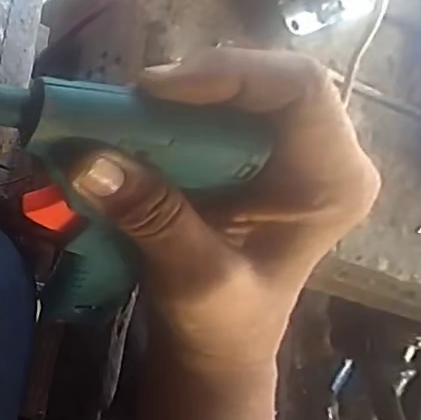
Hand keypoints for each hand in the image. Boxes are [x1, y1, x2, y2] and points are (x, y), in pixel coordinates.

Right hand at [68, 48, 377, 391]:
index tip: (152, 90)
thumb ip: (152, 216)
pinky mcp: (251, 156)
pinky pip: (214, 110)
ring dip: (177, 96)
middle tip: (130, 103)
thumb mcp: (193, 276)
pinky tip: (138, 128)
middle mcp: (319, 153)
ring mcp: (286, 152)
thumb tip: (89, 160)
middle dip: (194, 83)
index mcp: (331, 181)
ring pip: (236, 88)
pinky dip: (170, 112)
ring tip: (126, 115)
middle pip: (266, 78)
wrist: (217, 345)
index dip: (228, 74)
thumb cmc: (223, 323)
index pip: (300, 88)